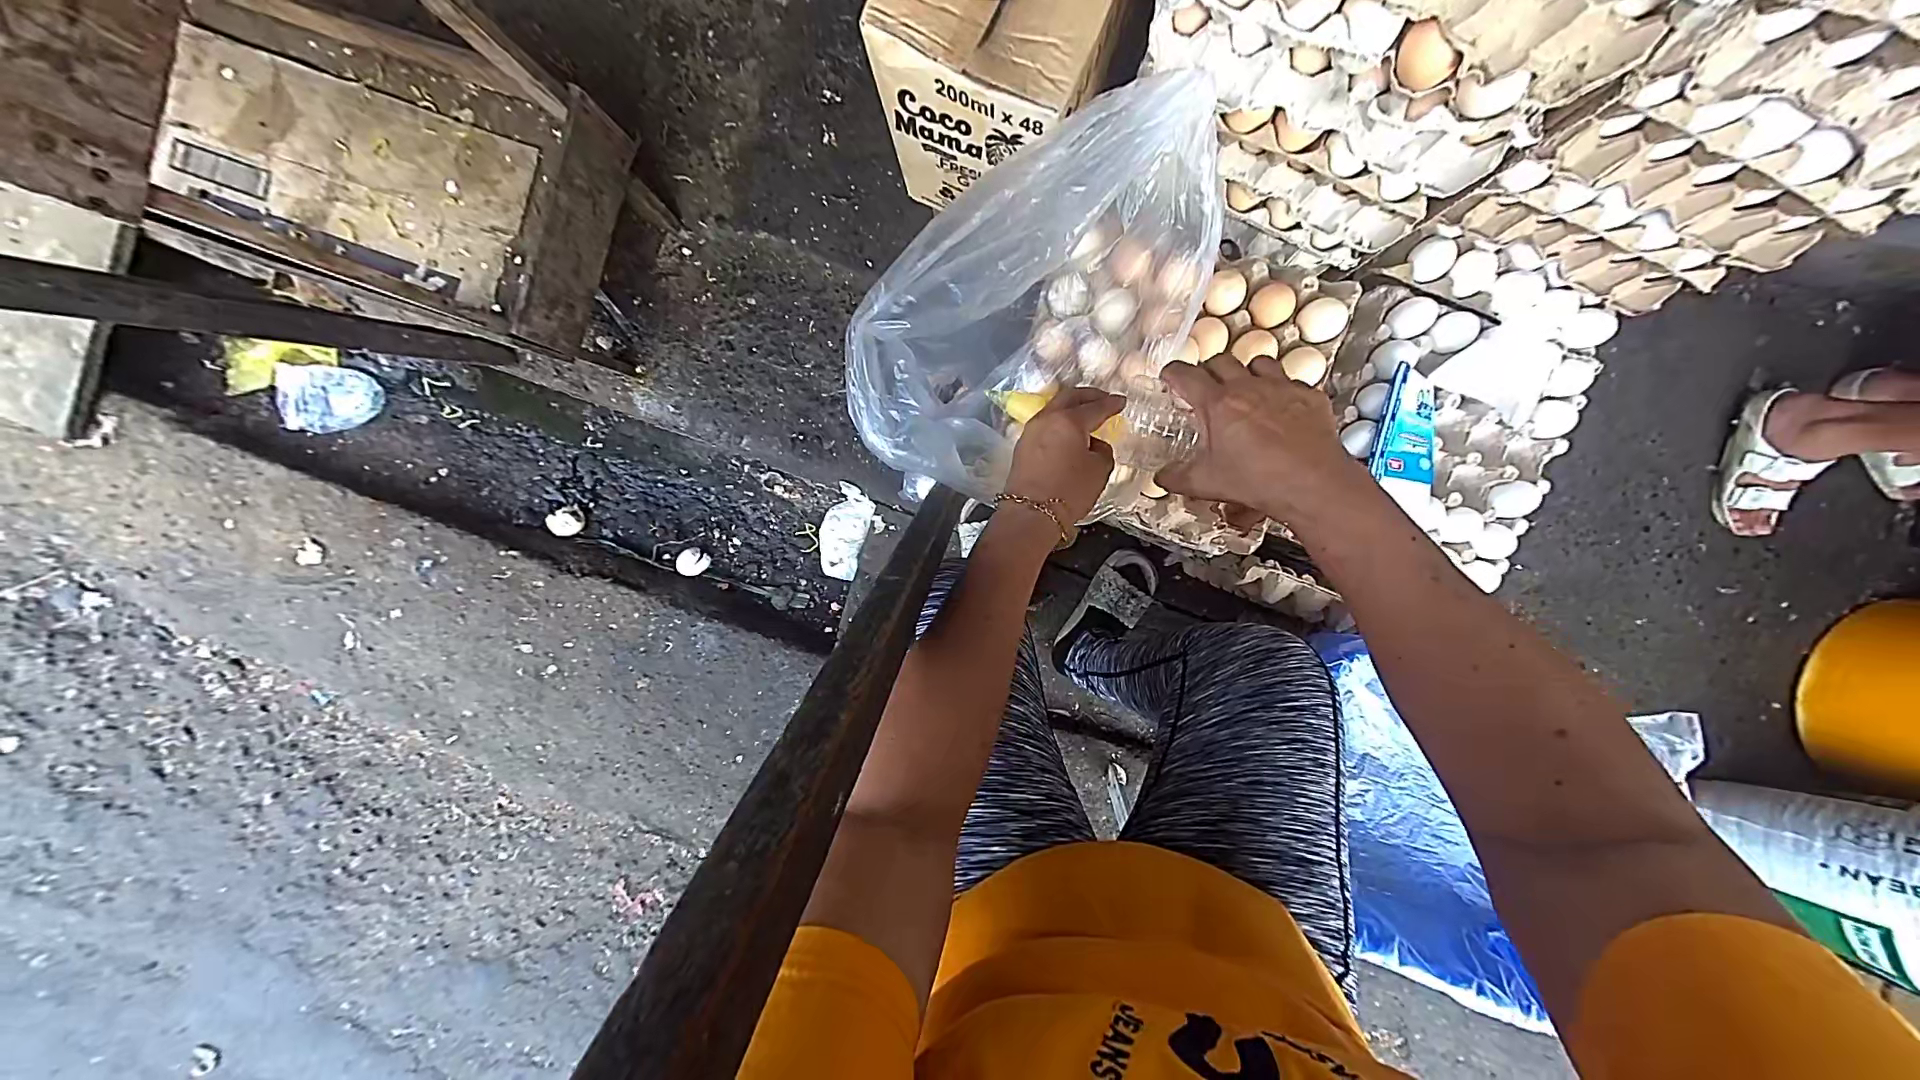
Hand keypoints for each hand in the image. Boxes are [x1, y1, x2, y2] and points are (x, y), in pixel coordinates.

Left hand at [1005, 386, 1124, 525]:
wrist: (1030, 513)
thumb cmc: (1069, 491)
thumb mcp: (1099, 470)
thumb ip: (1102, 451)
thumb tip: (1094, 445)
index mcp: (1068, 421)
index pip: (1095, 406)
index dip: (1111, 403)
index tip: (1121, 402)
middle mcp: (1046, 419)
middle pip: (1069, 397)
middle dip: (1089, 396)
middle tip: (1103, 399)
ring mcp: (1031, 432)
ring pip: (1053, 409)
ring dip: (1071, 408)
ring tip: (1085, 415)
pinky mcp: (1022, 447)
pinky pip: (1045, 425)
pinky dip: (1059, 423)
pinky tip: (1068, 433)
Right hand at [1158, 355, 1369, 522]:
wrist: (1312, 483)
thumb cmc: (1259, 480)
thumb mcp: (1206, 483)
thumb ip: (1177, 478)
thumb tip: (1162, 477)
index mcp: (1217, 404)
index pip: (1186, 375)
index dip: (1173, 373)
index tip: (1170, 375)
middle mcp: (1248, 388)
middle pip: (1221, 361)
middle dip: (1208, 370)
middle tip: (1204, 385)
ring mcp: (1281, 388)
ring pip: (1258, 363)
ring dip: (1245, 372)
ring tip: (1243, 388)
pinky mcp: (1308, 396)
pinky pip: (1290, 380)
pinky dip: (1280, 388)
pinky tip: (1278, 406)